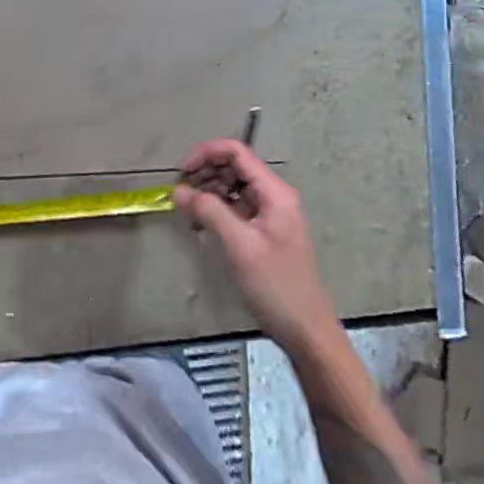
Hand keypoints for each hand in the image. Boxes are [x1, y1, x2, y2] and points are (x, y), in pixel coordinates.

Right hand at [175, 138, 337, 349]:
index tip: (182, 170)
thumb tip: (179, 189)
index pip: (237, 153)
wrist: (305, 330)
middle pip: (235, 166)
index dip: (206, 153)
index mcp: (275, 193)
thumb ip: (209, 211)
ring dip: (209, 189)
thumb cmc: (275, 285)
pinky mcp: (265, 231)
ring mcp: (271, 214)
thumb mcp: (239, 245)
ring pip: (234, 186)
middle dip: (205, 171)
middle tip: (182, 190)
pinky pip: (237, 206)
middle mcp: (275, 196)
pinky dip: (217, 207)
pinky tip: (202, 222)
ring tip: (188, 207)